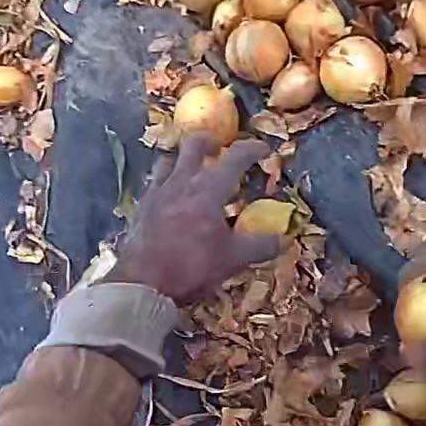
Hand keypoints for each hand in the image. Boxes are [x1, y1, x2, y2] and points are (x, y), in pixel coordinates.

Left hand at [105, 136, 279, 303]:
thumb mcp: (233, 259)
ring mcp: (157, 192)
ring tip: (192, 168)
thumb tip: (284, 239)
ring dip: (183, 157)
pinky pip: (154, 181)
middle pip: (194, 144)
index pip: (235, 157)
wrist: (142, 284)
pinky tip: (170, 194)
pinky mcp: (141, 206)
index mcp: (208, 190)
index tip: (263, 149)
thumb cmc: (191, 267)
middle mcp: (181, 182)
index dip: (252, 149)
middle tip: (219, 149)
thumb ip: (261, 246)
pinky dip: (165, 179)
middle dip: (210, 141)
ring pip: (169, 158)